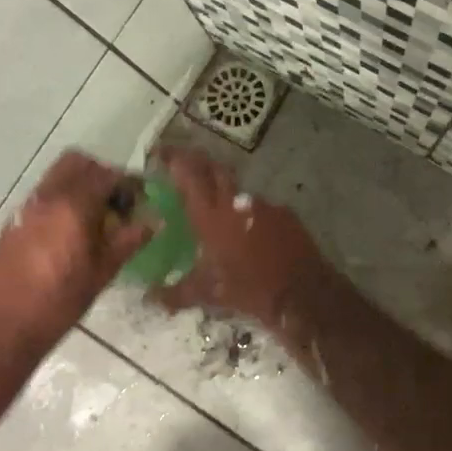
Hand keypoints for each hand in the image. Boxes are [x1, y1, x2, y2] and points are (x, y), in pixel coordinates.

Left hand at [0, 151, 152, 355]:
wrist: (4, 328)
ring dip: (79, 184)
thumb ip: (130, 239)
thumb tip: (154, 220)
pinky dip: (61, 200)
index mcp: (73, 206)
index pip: (107, 175)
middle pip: (78, 162)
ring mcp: (27, 207)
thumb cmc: (60, 302)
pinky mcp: (14, 222)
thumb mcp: (103, 272)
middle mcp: (48, 197)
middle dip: (101, 174)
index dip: (128, 182)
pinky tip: (70, 233)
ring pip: (57, 176)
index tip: (141, 198)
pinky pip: (43, 196)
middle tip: (116, 200)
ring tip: (95, 217)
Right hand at [152, 146, 325, 326]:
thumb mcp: (208, 295)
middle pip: (214, 169)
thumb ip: (176, 293)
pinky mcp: (285, 213)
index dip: (175, 160)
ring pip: (238, 188)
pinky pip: (261, 207)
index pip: (190, 175)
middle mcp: (235, 202)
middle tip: (186, 166)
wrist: (302, 292)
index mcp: (211, 216)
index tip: (162, 153)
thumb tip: (149, 297)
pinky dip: (250, 213)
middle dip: (199, 163)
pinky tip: (250, 231)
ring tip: (218, 209)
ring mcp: (263, 204)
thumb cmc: (249, 290)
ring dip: (225, 191)